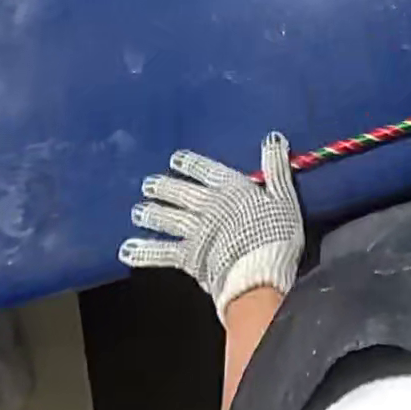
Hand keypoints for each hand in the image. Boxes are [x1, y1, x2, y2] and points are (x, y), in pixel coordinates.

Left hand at [119, 132, 303, 320]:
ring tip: (137, 211)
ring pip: (169, 219)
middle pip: (182, 194)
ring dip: (152, 214)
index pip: (207, 172)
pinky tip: (127, 250)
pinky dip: (144, 252)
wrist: (258, 272)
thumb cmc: (277, 235)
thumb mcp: (283, 197)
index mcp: (231, 189)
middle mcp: (208, 206)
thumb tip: (273, 137)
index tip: (176, 160)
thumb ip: (276, 168)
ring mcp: (196, 231)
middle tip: (148, 184)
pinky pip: (162, 252)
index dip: (191, 165)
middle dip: (165, 188)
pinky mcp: (189, 257)